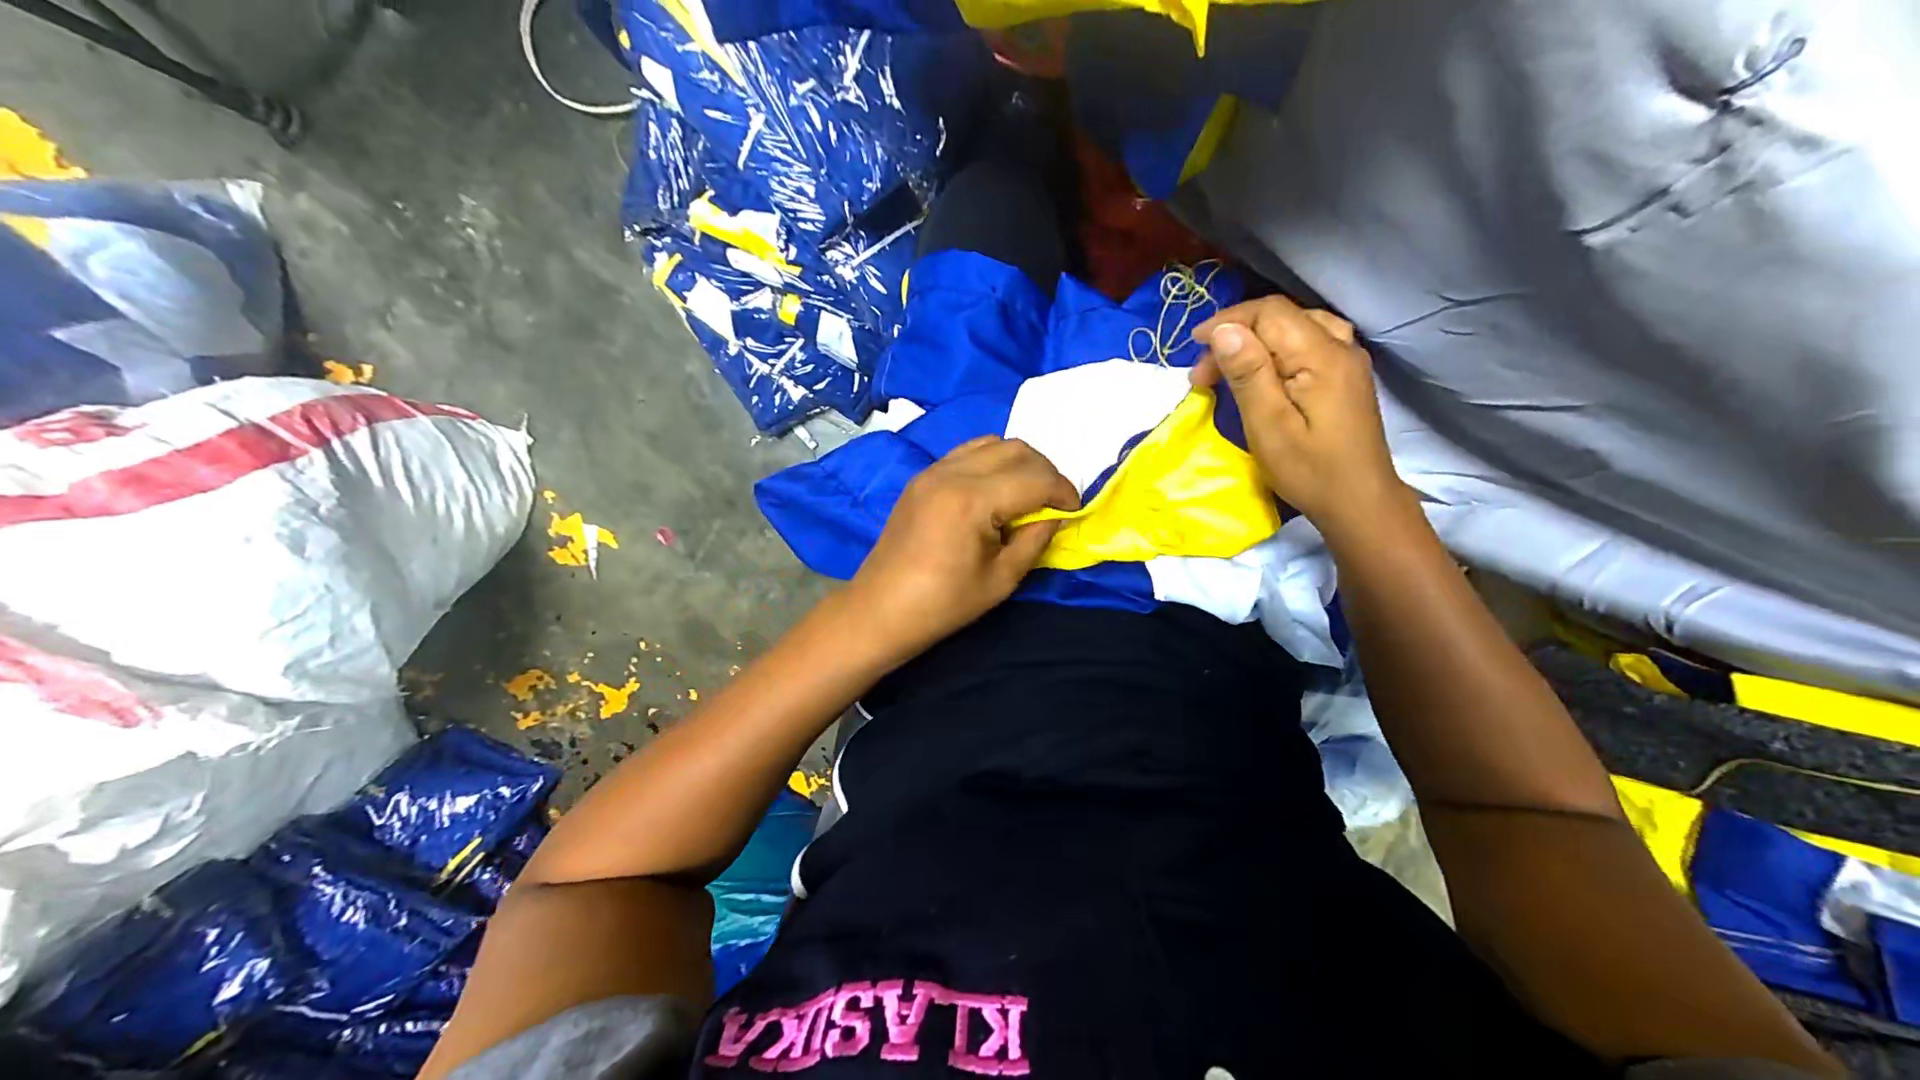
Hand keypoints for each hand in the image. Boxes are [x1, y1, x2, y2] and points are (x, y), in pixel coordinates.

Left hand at [844, 436, 1079, 653]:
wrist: (881, 610)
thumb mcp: (1001, 579)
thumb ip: (1035, 540)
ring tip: (1027, 494)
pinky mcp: (921, 478)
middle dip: (1044, 471)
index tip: (1074, 511)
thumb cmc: (943, 604)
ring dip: (1018, 462)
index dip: (1063, 492)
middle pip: (1015, 449)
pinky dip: (991, 462)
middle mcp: (951, 473)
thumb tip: (1055, 516)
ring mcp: (932, 471)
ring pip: (991, 443)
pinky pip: (966, 453)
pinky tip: (996, 491)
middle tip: (1054, 503)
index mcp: (972, 500)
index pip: (1034, 478)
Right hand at [1191, 296, 1411, 537]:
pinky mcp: (1346, 376)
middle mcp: (1340, 346)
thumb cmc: (1310, 470)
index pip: (1269, 313)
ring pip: (1296, 326)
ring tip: (1230, 368)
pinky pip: (1309, 342)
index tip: (1193, 349)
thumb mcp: (1269, 425)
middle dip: (1237, 333)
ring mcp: (1347, 360)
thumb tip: (1225, 330)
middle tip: (1205, 374)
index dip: (1227, 322)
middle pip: (1282, 316)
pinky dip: (1277, 347)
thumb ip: (1248, 373)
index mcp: (1321, 355)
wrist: (1360, 502)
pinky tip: (1263, 370)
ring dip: (1256, 339)